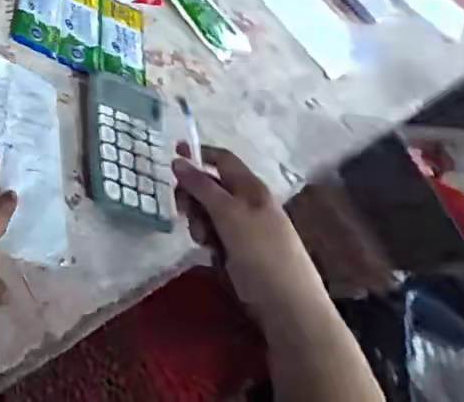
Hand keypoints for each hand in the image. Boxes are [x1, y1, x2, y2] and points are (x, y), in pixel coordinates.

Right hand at [172, 144, 323, 310]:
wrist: (291, 310)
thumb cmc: (261, 253)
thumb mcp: (228, 214)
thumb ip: (201, 186)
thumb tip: (177, 160)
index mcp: (251, 188)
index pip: (221, 159)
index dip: (198, 154)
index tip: (172, 156)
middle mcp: (249, 203)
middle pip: (211, 185)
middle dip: (193, 195)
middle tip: (182, 210)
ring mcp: (246, 229)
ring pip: (209, 212)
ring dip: (199, 221)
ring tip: (203, 240)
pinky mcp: (241, 251)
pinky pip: (216, 234)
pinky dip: (209, 239)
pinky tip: (211, 252)